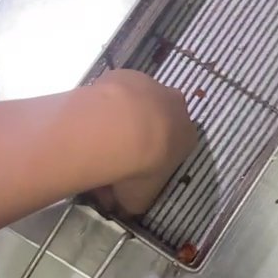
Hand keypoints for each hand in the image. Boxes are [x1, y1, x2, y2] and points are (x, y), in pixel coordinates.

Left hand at [84, 69, 199, 215]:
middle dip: (140, 135)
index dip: (152, 163)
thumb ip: (132, 200)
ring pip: (137, 102)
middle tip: (115, 154)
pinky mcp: (127, 73)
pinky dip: (106, 102)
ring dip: (123, 116)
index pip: (174, 150)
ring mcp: (152, 85)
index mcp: (187, 136)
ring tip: (98, 135)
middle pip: (158, 121)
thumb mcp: (138, 197)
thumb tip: (119, 203)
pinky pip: (116, 90)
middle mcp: (176, 106)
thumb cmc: (139, 167)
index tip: (131, 174)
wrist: (119, 128)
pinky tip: (90, 117)